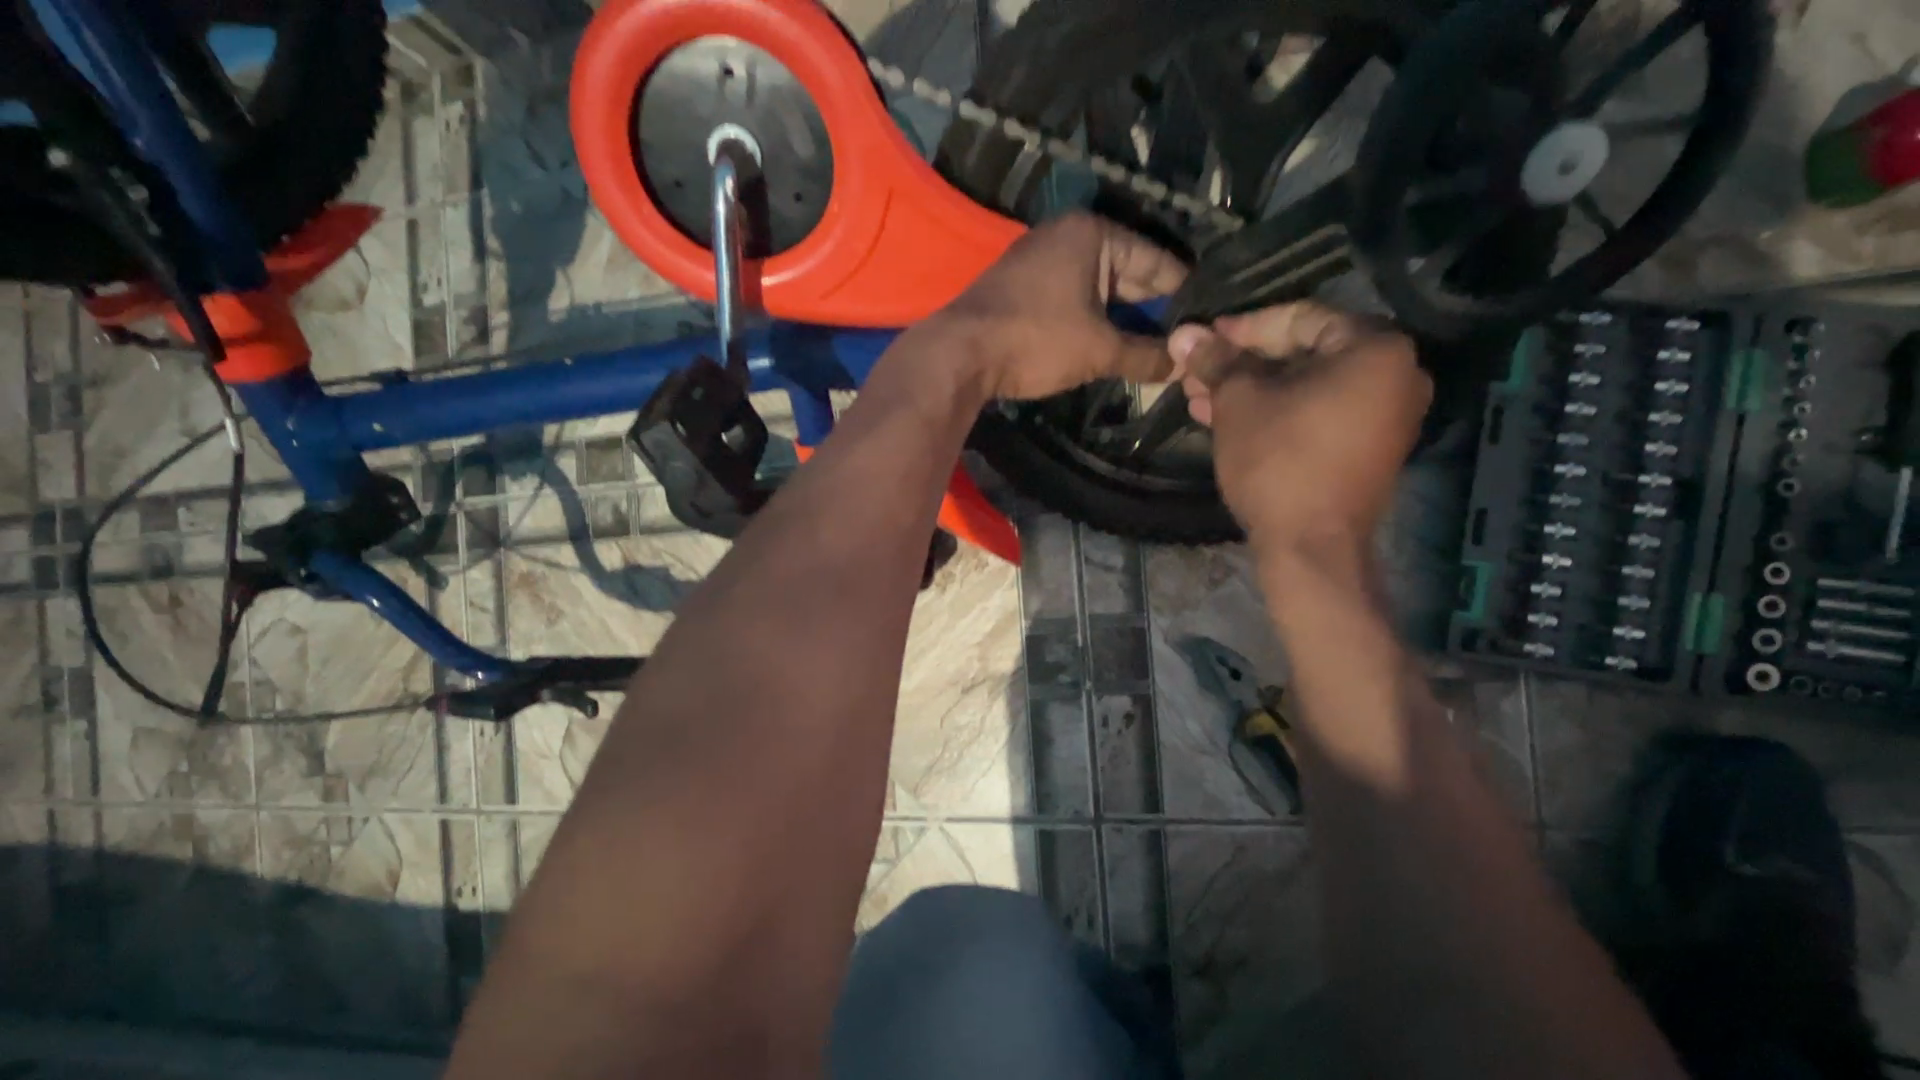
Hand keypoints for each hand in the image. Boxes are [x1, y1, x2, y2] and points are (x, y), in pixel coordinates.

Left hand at [918, 213, 1185, 400]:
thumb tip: (1182, 367)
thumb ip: (1146, 356)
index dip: (1184, 294)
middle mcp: (1068, 237)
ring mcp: (1043, 261)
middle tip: (1190, 342)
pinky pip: (1076, 299)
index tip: (1209, 321)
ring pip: (1101, 290)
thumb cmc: (1035, 339)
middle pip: (1129, 273)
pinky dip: (1097, 321)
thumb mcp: (1099, 349)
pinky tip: (1119, 347)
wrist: (959, 355)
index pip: (1157, 261)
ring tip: (1162, 350)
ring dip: (1126, 320)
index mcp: (1093, 234)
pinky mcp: (1026, 288)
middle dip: (1155, 310)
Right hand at [1168, 302, 1429, 549]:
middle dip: (1244, 364)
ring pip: (1308, 387)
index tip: (1202, 339)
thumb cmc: (1279, 460)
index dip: (1243, 327)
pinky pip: (1321, 413)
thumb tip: (1183, 333)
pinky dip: (1279, 412)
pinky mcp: (1371, 448)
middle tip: (1196, 371)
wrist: (1312, 546)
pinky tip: (1227, 419)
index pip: (1299, 318)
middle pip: (1305, 352)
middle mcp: (1397, 374)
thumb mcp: (1239, 402)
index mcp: (1375, 348)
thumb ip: (1217, 361)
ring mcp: (1388, 415)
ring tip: (1199, 399)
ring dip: (1253, 390)